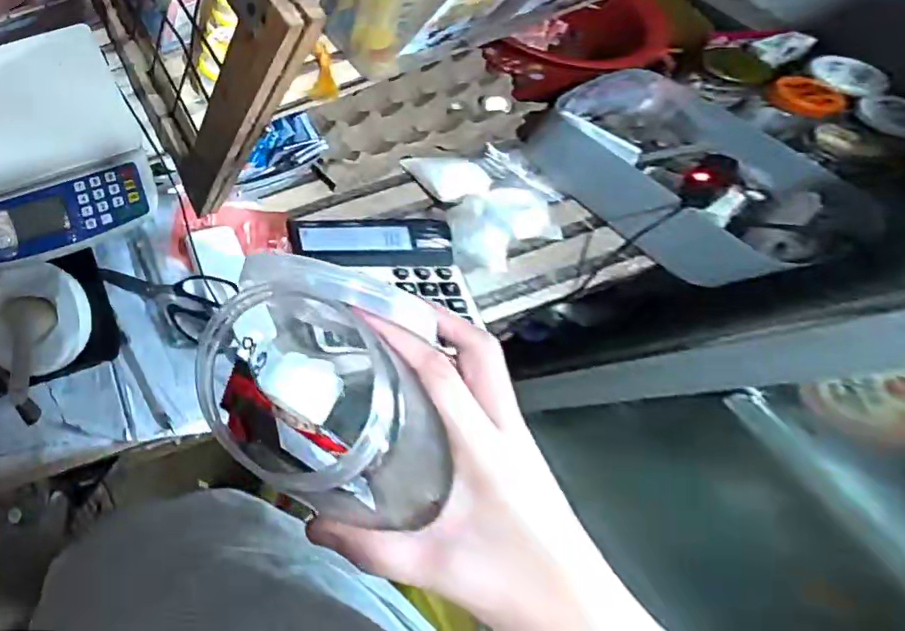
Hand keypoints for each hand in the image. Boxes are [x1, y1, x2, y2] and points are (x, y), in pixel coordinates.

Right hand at [306, 308, 660, 630]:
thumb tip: (314, 525)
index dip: (398, 333)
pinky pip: (485, 387)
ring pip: (487, 364)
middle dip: (433, 315)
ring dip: (447, 336)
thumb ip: (371, 547)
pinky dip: (454, 365)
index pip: (439, 369)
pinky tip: (423, 383)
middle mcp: (504, 430)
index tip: (360, 311)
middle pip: (478, 348)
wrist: (591, 621)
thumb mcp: (437, 567)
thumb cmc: (522, 589)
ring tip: (402, 329)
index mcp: (485, 445)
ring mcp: (515, 438)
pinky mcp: (517, 452)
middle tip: (389, 305)